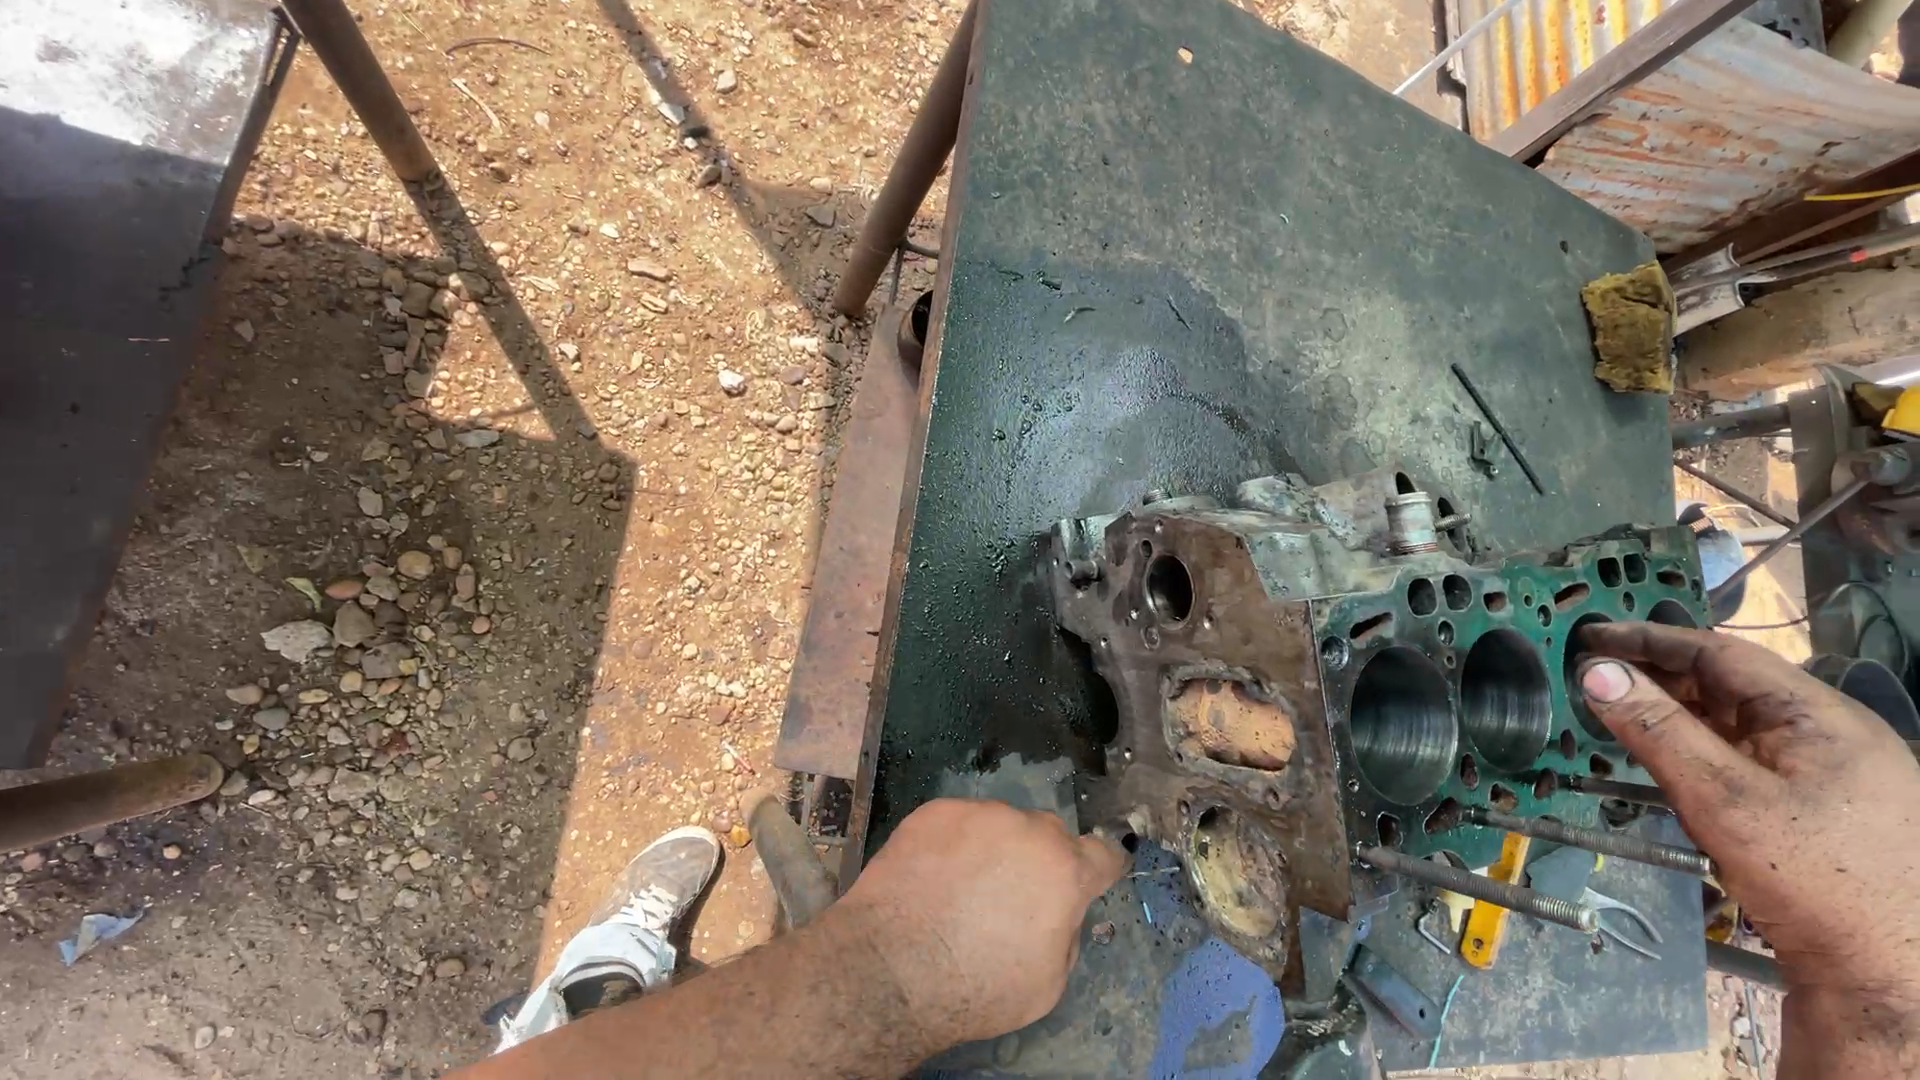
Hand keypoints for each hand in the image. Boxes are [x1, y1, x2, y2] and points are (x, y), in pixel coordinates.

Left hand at [830, 798, 1124, 1053]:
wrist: (892, 968)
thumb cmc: (978, 987)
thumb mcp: (1049, 982)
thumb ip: (1066, 931)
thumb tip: (1059, 909)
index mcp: (1065, 871)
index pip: (1104, 853)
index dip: (1100, 868)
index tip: (1092, 876)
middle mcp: (1028, 829)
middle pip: (1049, 835)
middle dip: (1040, 859)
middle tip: (1011, 894)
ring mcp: (979, 813)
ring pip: (1000, 824)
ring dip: (993, 847)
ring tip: (963, 887)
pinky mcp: (937, 810)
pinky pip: (958, 822)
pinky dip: (953, 842)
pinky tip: (934, 875)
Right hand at [1577, 622, 1919, 1071]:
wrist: (1889, 974)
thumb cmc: (1813, 875)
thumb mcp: (1722, 797)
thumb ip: (1656, 728)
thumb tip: (1595, 671)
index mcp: (1819, 717)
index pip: (1720, 653)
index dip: (1648, 639)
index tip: (1588, 636)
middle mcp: (1826, 733)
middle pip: (1726, 683)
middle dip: (1653, 670)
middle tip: (1587, 669)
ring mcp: (1822, 769)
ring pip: (1729, 717)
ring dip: (1667, 704)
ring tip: (1607, 702)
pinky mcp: (1810, 802)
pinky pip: (1737, 750)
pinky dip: (1687, 738)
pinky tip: (1654, 747)